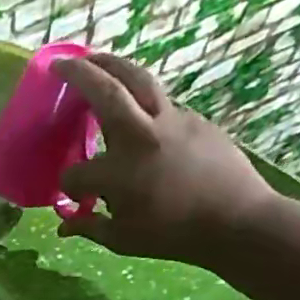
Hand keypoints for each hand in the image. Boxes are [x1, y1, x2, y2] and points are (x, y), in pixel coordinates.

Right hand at [53, 54, 279, 263]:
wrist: (237, 220)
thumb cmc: (173, 235)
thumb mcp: (122, 239)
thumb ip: (89, 227)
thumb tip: (64, 227)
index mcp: (116, 173)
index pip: (75, 174)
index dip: (69, 186)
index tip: (75, 197)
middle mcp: (140, 137)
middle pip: (104, 91)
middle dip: (79, 74)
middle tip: (62, 64)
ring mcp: (170, 122)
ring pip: (137, 79)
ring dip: (112, 64)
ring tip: (95, 59)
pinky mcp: (193, 119)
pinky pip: (161, 101)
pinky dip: (141, 97)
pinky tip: (136, 106)